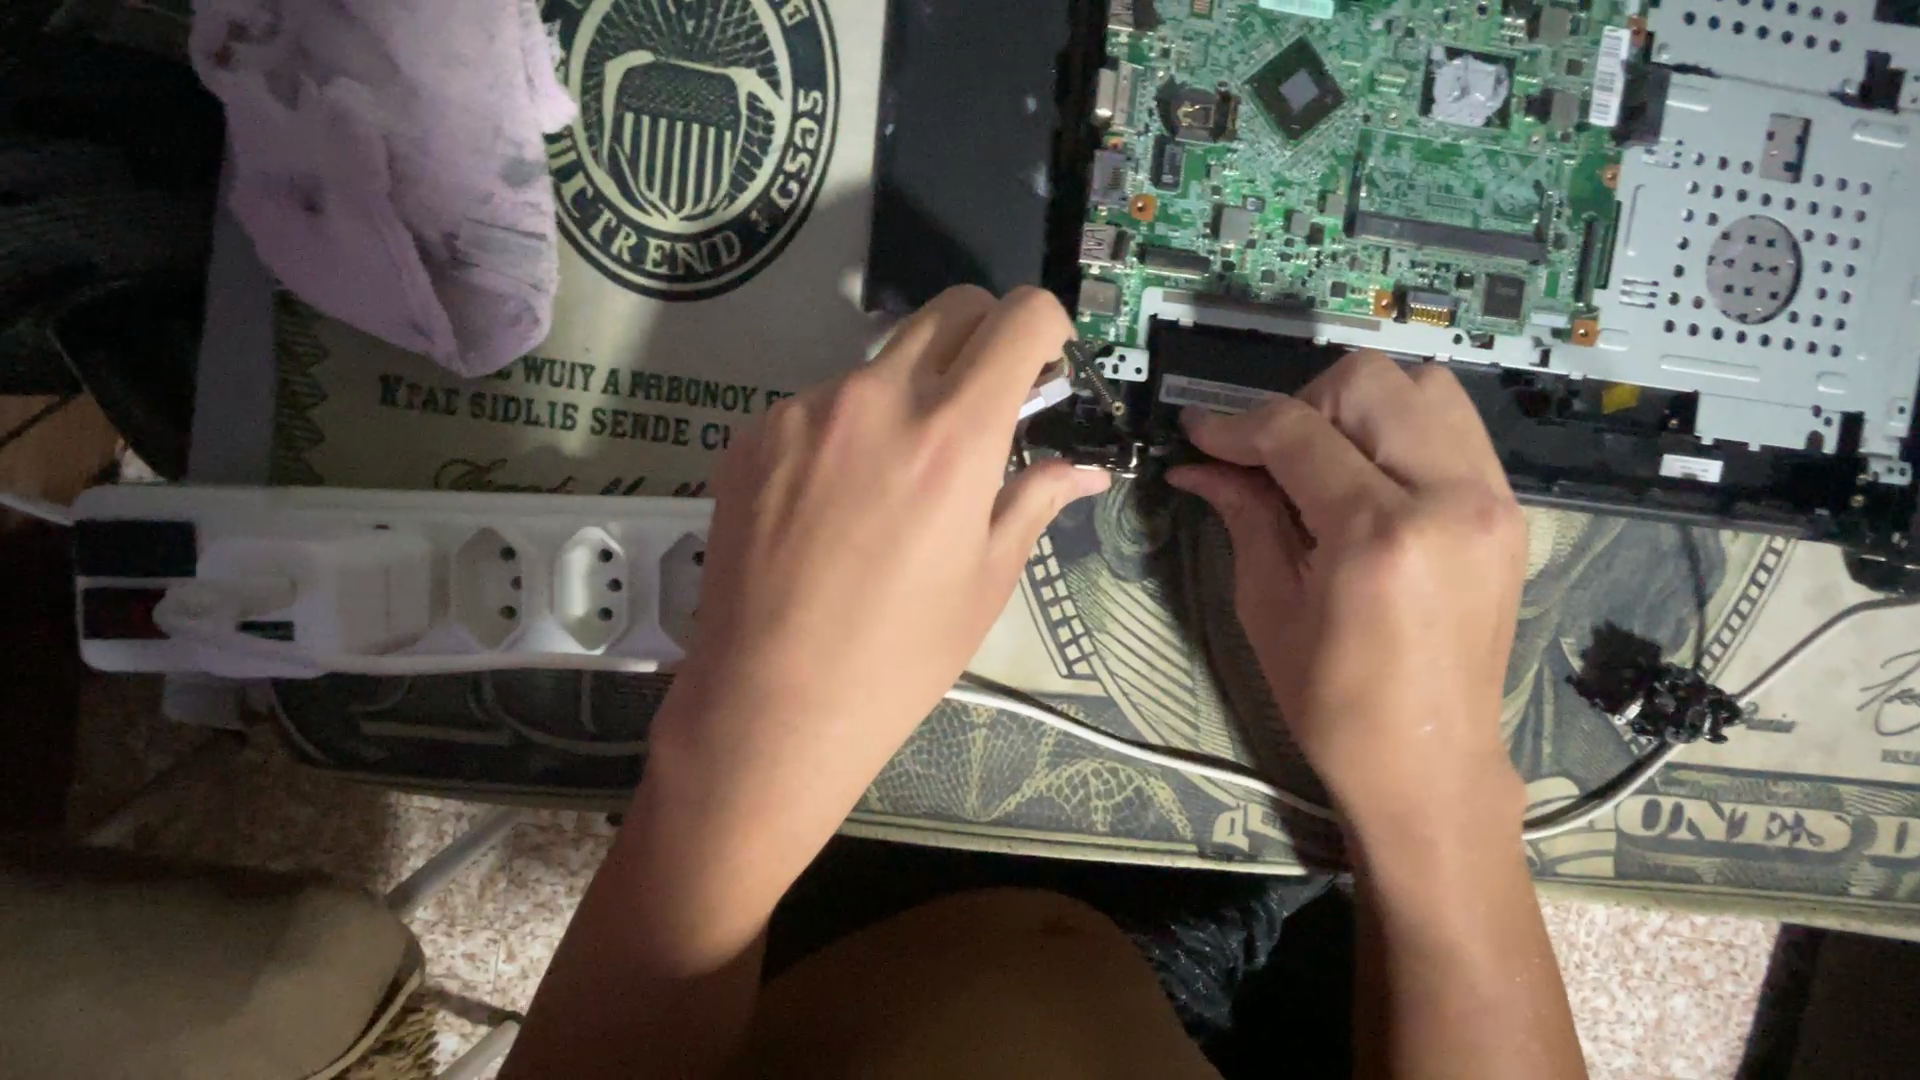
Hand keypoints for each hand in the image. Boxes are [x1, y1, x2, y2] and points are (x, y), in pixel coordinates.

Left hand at [655, 286, 1110, 827]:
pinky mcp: (753, 433)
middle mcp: (877, 398)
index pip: (1018, 316)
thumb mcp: (986, 581)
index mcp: (953, 435)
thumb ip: (1034, 500)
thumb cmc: (900, 656)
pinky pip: (821, 403)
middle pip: (951, 310)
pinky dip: (847, 428)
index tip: (1044, 367)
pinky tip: (833, 501)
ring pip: (881, 361)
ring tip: (896, 477)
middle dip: (985, 339)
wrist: (770, 703)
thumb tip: (1084, 471)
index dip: (1046, 328)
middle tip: (985, 407)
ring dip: (910, 391)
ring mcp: (805, 410)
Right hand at [1167, 351, 1527, 836]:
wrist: (1429, 759)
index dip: (1234, 426)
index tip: (1196, 435)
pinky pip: (1451, 424)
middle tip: (1266, 455)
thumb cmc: (1332, 701)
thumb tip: (1197, 466)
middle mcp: (1449, 498)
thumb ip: (1243, 514)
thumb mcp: (1267, 605)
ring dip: (1354, 406)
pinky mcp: (1508, 508)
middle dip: (1298, 405)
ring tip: (1319, 458)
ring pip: (1421, 385)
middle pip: (1367, 382)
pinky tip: (1363, 473)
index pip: (1296, 434)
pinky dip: (1397, 427)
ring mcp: (1492, 499)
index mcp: (1377, 536)